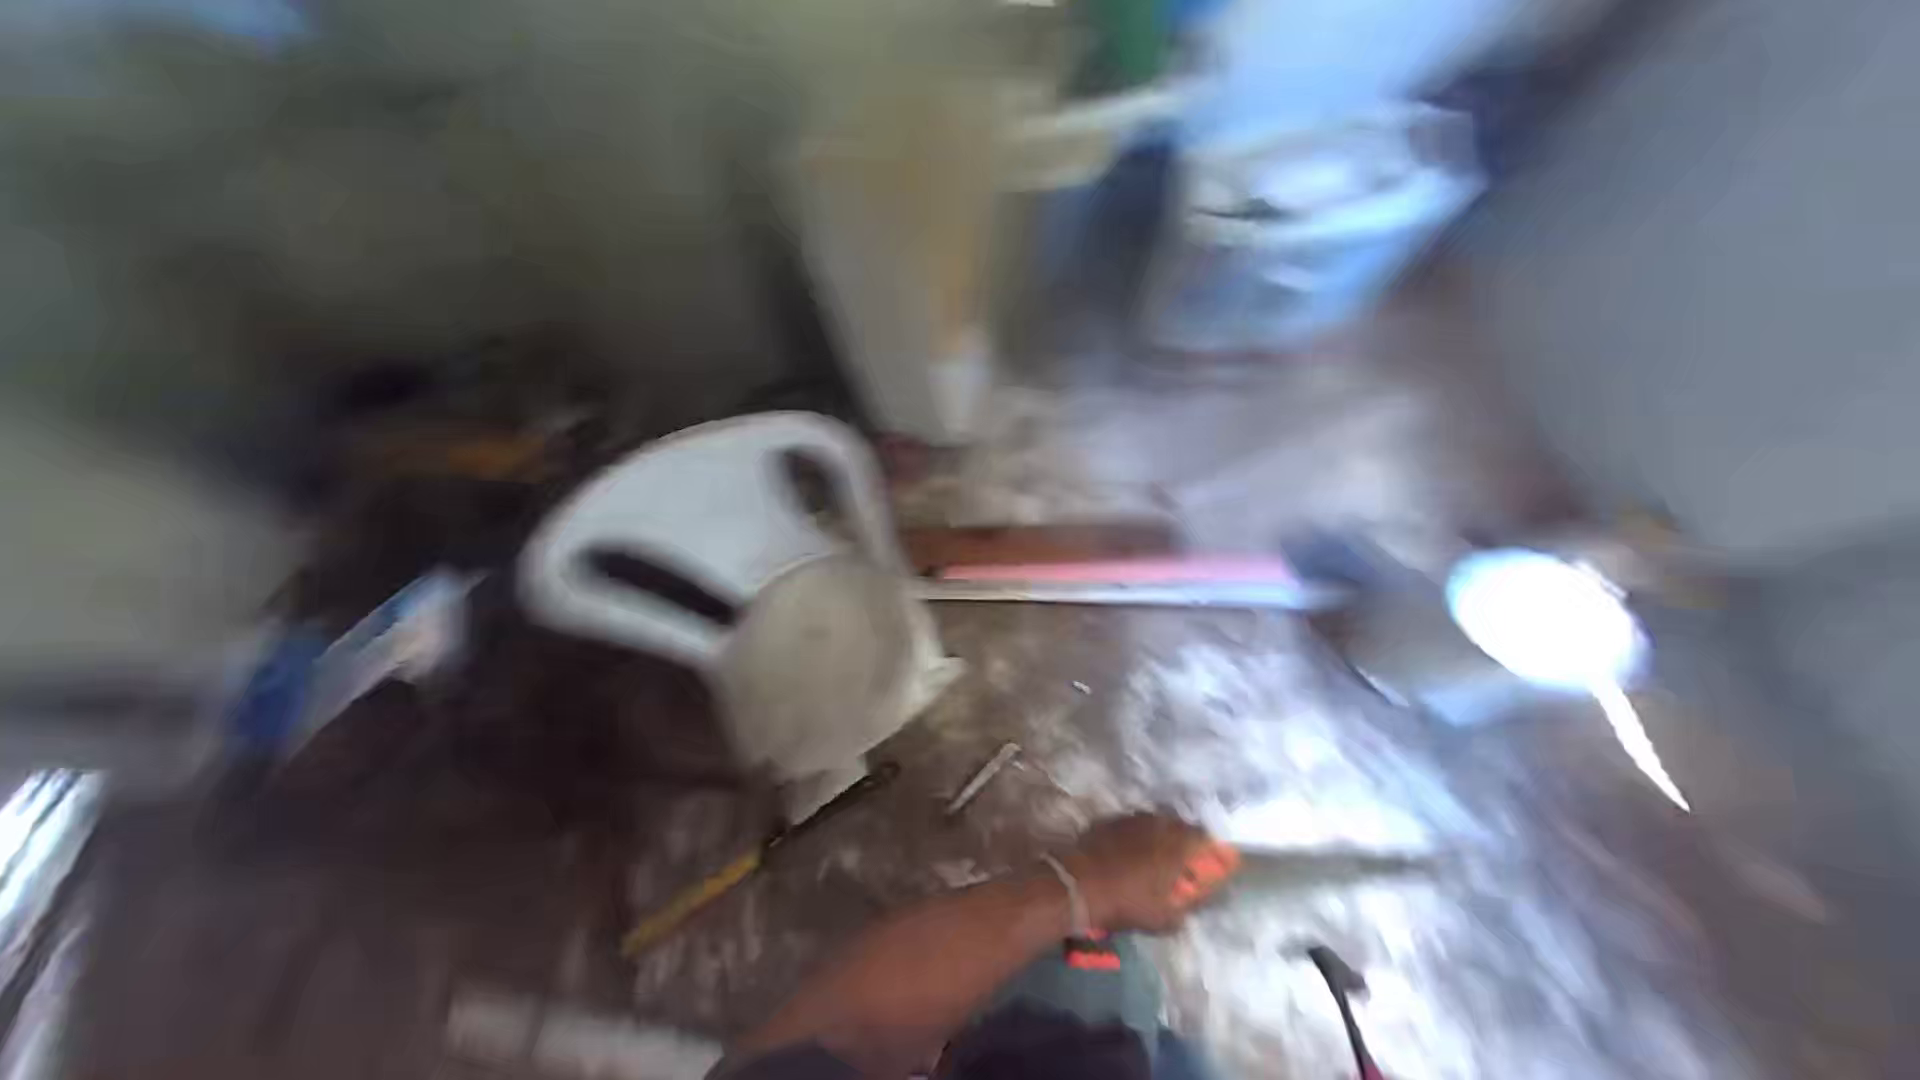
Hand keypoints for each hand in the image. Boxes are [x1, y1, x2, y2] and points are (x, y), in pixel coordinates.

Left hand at [1063, 812, 1224, 933]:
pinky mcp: (1110, 820)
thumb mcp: (1161, 919)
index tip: (1211, 853)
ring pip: (1154, 819)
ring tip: (1159, 844)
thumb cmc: (1125, 902)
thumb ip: (1183, 913)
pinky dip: (1137, 830)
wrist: (1079, 883)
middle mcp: (1155, 826)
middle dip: (1184, 834)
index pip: (1201, 837)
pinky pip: (1132, 821)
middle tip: (1185, 849)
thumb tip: (1192, 910)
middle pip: (1177, 823)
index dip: (1208, 844)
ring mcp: (1130, 820)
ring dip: (1160, 829)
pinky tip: (1132, 842)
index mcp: (1174, 847)